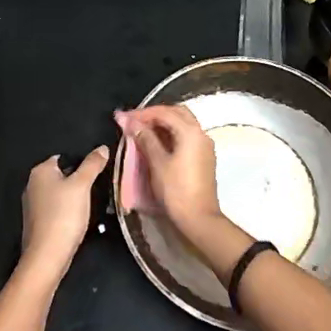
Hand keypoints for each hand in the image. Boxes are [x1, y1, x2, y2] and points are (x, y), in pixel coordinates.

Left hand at [20, 147, 108, 282]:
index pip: (64, 157)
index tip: (97, 172)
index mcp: (40, 171)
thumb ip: (92, 164)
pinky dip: (67, 211)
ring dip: (74, 197)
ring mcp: (33, 205)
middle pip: (62, 175)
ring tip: (90, 203)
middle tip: (96, 187)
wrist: (48, 256)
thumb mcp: (82, 185)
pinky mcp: (37, 222)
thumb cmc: (64, 214)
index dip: (82, 162)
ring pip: (60, 193)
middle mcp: (32, 185)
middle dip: (79, 180)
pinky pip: (56, 208)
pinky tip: (78, 218)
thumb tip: (102, 147)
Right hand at [119, 106, 222, 235]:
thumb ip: (145, 139)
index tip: (125, 118)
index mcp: (191, 132)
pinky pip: (186, 136)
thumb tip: (133, 123)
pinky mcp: (203, 157)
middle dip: (155, 114)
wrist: (198, 218)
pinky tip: (156, 143)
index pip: (165, 112)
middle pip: (177, 113)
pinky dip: (171, 134)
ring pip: (183, 124)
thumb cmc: (176, 190)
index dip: (143, 113)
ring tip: (142, 130)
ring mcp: (204, 146)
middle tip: (135, 121)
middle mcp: (201, 134)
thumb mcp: (157, 163)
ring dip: (163, 124)